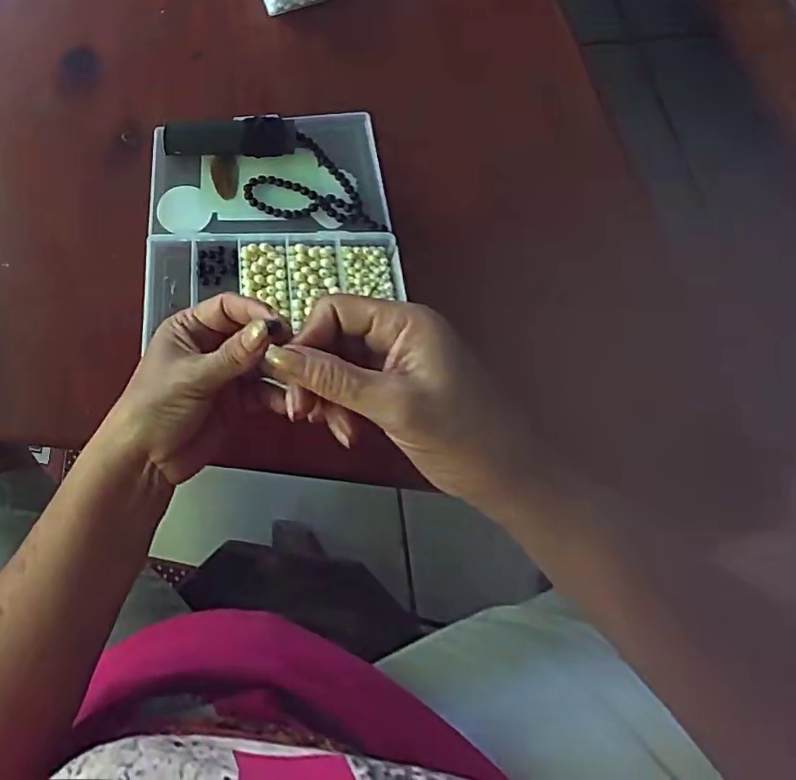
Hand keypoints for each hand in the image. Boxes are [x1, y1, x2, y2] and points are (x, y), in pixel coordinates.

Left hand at [98, 293, 284, 484]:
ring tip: (296, 382)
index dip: (253, 312)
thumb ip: (231, 355)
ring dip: (280, 372)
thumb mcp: (192, 377)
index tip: (277, 324)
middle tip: (294, 354)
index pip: (226, 307)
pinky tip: (289, 403)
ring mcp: (222, 373)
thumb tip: (263, 330)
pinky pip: (264, 391)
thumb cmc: (149, 409)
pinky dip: (278, 396)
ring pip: (261, 363)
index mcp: (186, 329)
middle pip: (249, 334)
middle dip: (273, 344)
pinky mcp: (234, 400)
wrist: (145, 458)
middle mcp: (206, 347)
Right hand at [260, 295, 561, 515]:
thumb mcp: (392, 405)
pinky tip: (346, 432)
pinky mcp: (393, 384)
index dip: (307, 338)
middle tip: (301, 411)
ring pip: (335, 364)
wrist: (517, 485)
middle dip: (313, 374)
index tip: (290, 375)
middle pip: (331, 337)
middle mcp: (397, 333)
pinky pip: (349, 385)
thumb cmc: (467, 439)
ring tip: (332, 427)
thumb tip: (278, 356)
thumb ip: (331, 378)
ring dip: (325, 396)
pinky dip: (340, 407)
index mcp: (406, 322)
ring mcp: (395, 359)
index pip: (334, 309)